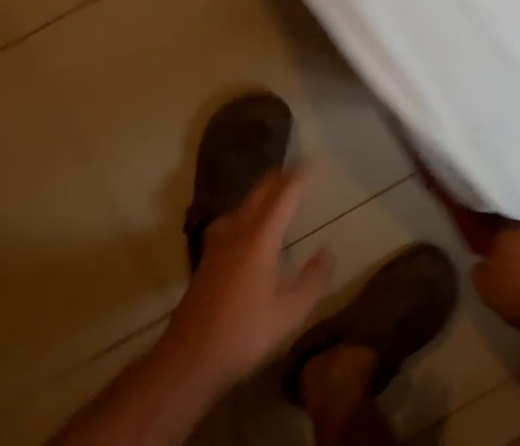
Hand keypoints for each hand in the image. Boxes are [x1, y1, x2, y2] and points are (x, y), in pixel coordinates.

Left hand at [158, 166, 334, 389]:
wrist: (191, 357)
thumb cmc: (245, 333)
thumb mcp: (290, 312)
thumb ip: (313, 280)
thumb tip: (328, 252)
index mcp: (259, 239)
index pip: (283, 197)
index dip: (300, 177)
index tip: (314, 162)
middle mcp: (237, 233)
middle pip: (259, 194)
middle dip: (280, 178)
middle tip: (299, 170)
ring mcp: (218, 245)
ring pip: (243, 205)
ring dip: (262, 193)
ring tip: (278, 192)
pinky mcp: (208, 259)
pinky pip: (233, 220)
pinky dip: (249, 211)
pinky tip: (250, 226)